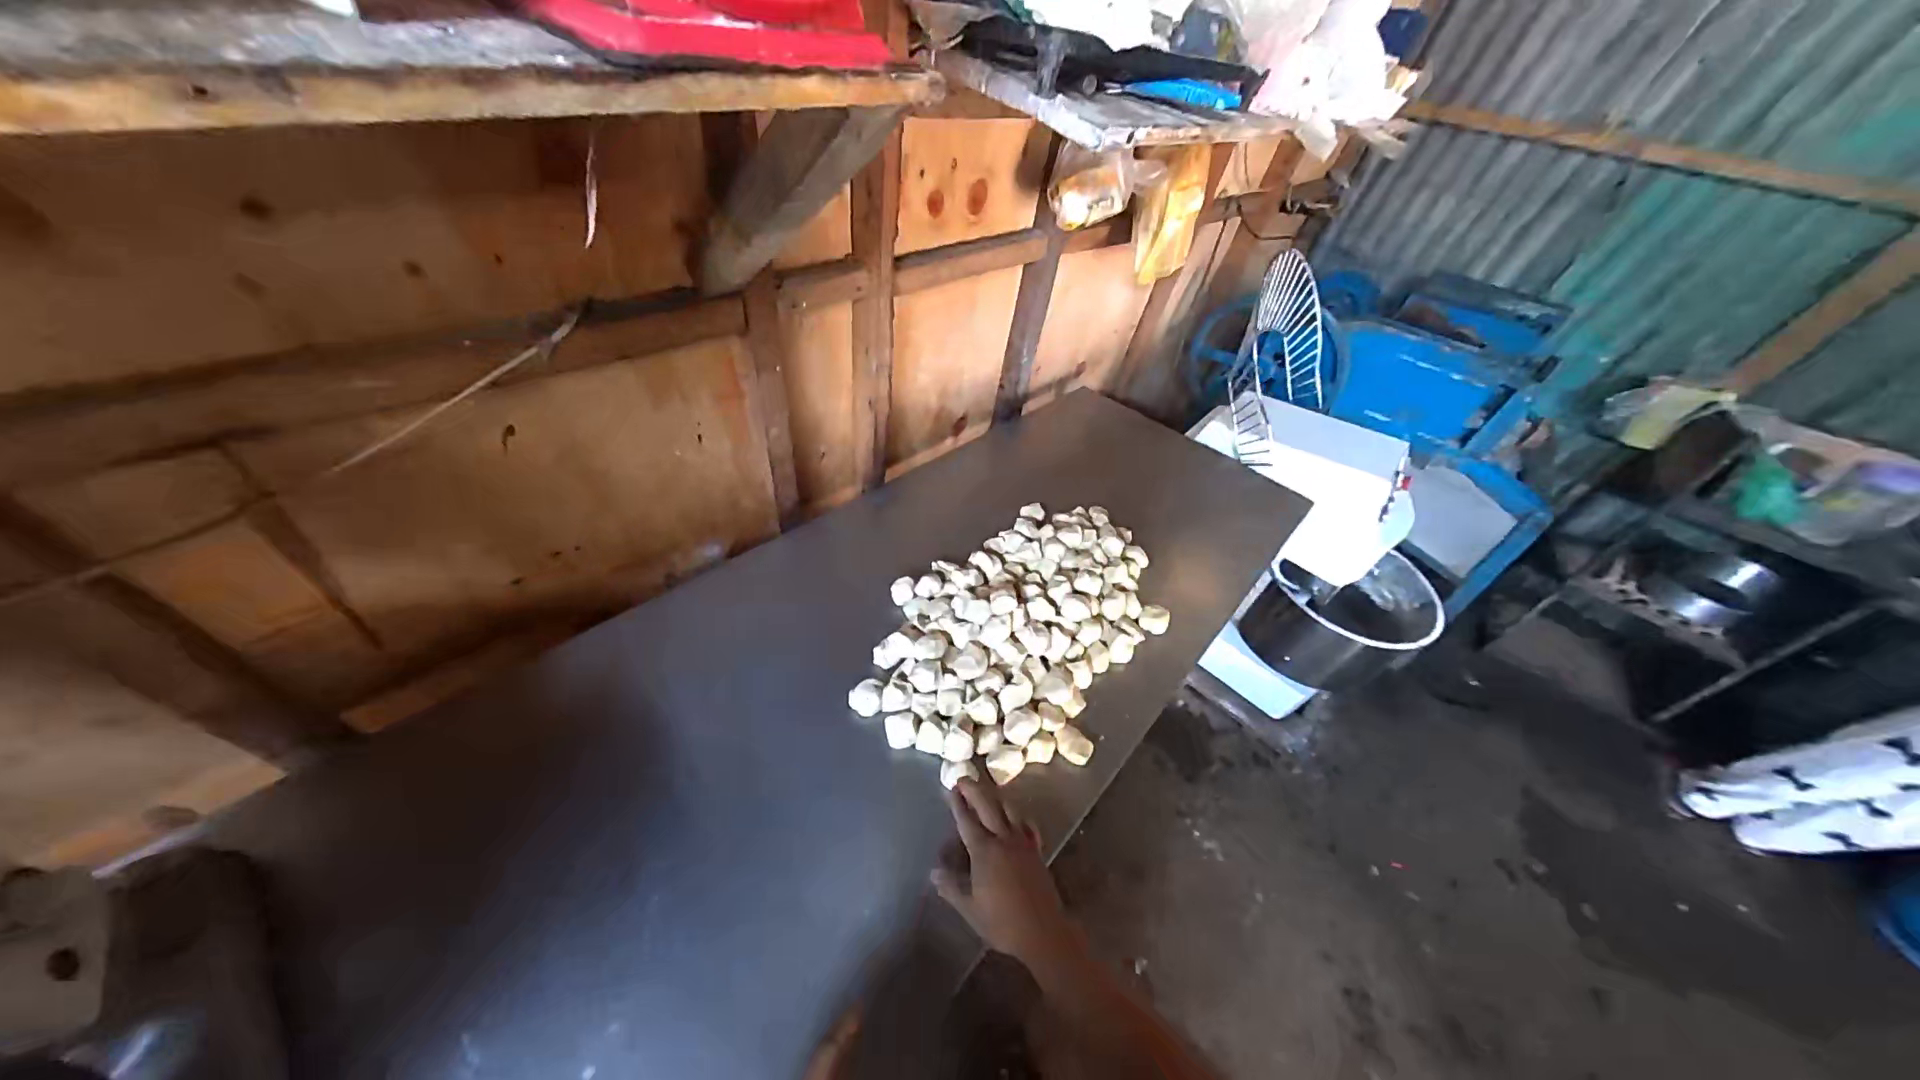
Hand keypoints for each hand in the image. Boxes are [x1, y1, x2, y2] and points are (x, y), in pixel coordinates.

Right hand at [931, 778, 1077, 965]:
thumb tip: (934, 872)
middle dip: (974, 790)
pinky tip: (1016, 816)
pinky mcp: (1037, 851)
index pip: (967, 821)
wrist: (1043, 931)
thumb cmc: (1002, 923)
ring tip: (987, 791)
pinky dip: (1018, 815)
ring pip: (1009, 810)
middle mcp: (1003, 840)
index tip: (951, 788)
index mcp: (984, 851)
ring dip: (996, 797)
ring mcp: (1023, 843)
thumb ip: (951, 888)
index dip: (958, 804)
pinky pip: (1027, 825)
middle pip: (988, 806)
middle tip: (964, 778)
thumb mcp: (970, 909)